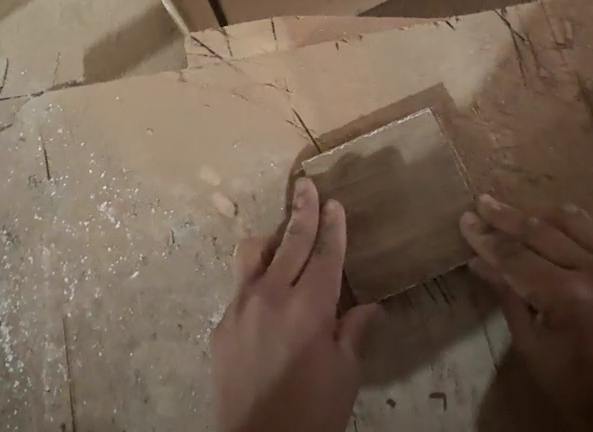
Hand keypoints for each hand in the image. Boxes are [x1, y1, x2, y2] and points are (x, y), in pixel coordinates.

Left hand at [213, 177, 382, 431]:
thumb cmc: (313, 415)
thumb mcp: (345, 377)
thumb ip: (353, 334)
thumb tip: (370, 307)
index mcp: (309, 307)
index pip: (325, 254)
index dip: (332, 226)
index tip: (334, 202)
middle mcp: (272, 296)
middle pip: (290, 241)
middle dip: (302, 210)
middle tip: (307, 185)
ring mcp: (241, 307)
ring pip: (253, 254)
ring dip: (271, 239)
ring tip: (281, 236)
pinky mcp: (222, 325)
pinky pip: (240, 289)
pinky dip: (256, 282)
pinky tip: (267, 300)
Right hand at [462, 194, 592, 431]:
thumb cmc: (581, 390)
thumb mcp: (534, 351)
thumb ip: (508, 298)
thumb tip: (478, 261)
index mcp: (569, 297)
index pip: (516, 256)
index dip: (486, 239)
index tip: (465, 222)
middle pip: (540, 231)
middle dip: (505, 218)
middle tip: (480, 202)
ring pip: (570, 220)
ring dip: (536, 213)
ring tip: (512, 210)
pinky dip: (569, 222)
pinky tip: (550, 220)